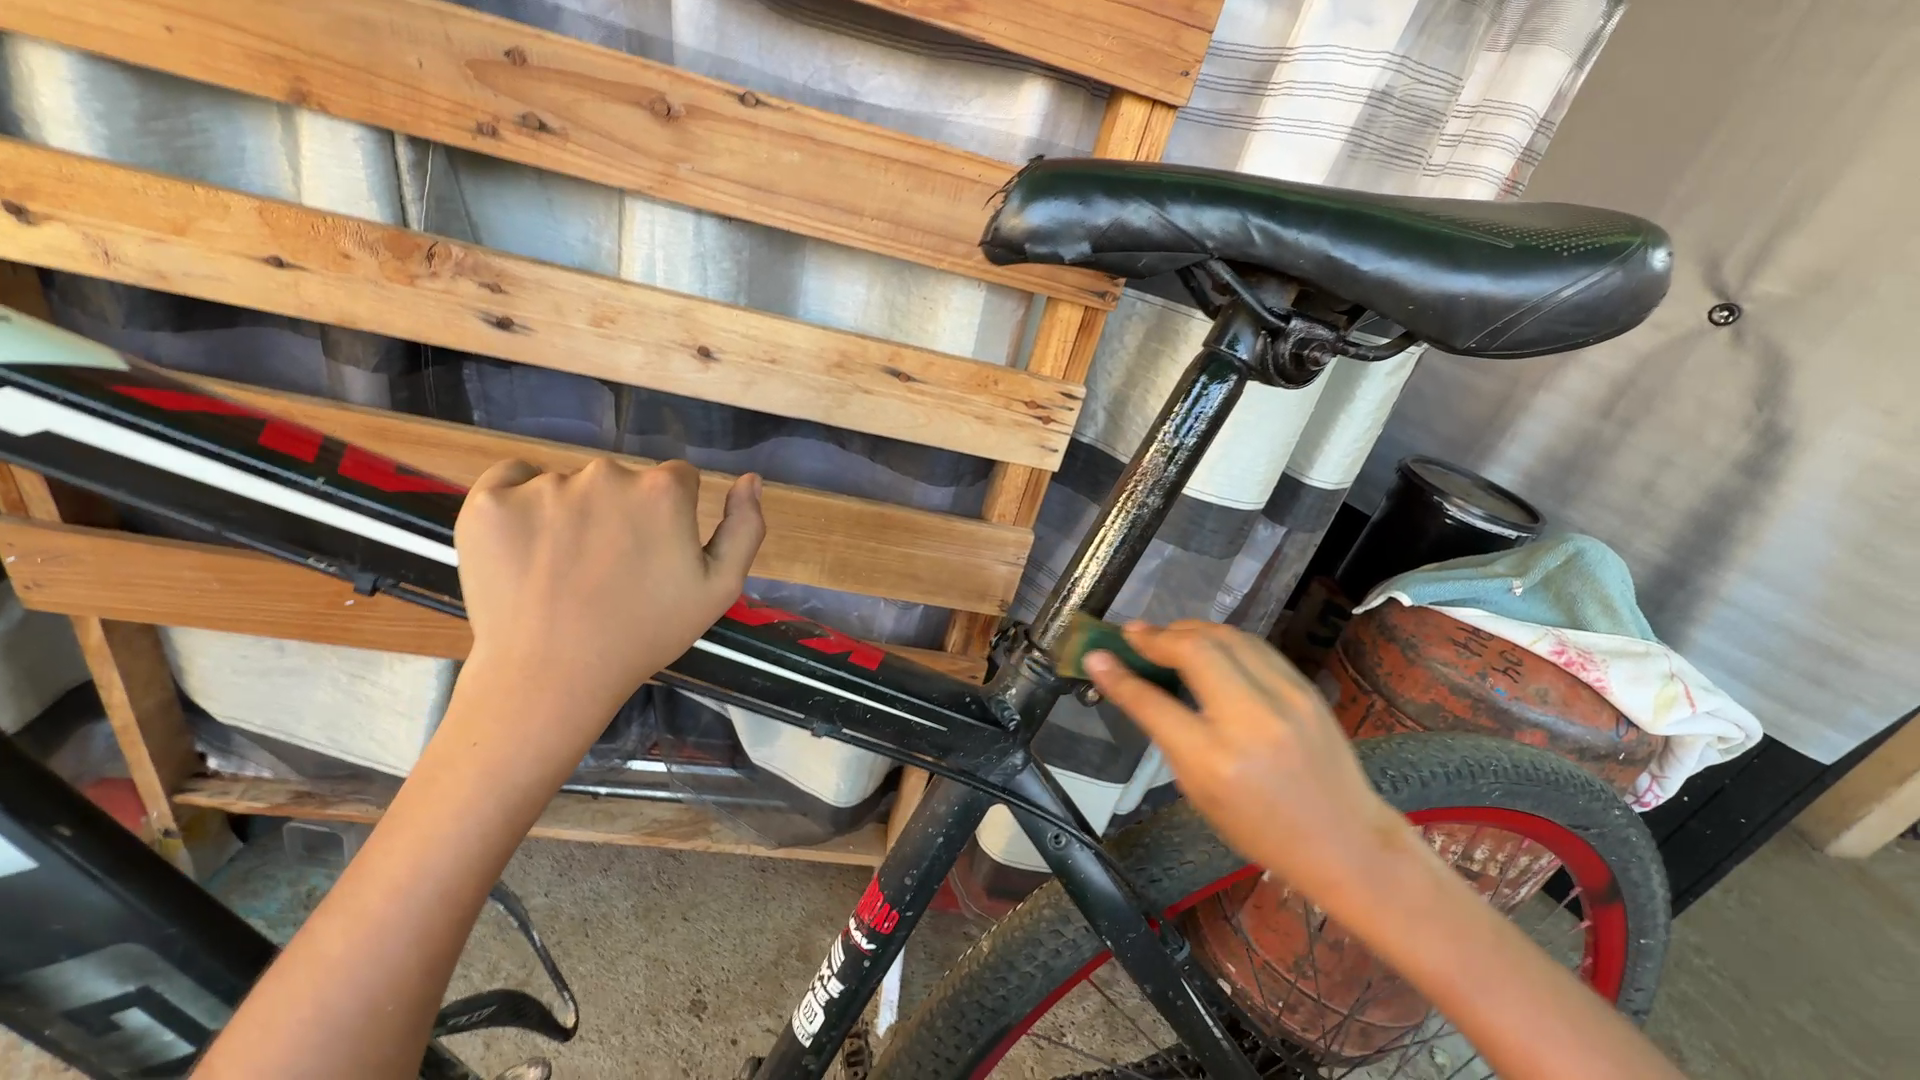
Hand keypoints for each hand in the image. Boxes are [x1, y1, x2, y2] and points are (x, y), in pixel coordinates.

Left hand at [453, 458, 764, 734]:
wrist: (552, 676)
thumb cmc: (645, 635)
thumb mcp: (718, 591)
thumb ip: (745, 529)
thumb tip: (750, 479)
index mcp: (663, 490)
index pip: (676, 480)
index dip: (670, 518)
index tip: (654, 557)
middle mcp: (606, 473)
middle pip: (623, 481)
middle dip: (622, 514)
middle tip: (610, 572)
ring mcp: (543, 485)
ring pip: (569, 486)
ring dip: (572, 514)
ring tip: (564, 572)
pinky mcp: (490, 501)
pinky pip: (511, 481)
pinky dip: (519, 504)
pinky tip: (526, 547)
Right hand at [1084, 620, 1408, 895]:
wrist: (1343, 838)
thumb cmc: (1259, 828)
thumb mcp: (1199, 793)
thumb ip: (1168, 735)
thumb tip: (1135, 687)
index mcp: (1214, 760)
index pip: (1154, 703)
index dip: (1119, 675)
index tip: (1096, 655)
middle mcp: (1250, 721)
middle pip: (1194, 650)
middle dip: (1157, 636)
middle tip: (1132, 634)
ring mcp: (1284, 698)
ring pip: (1227, 637)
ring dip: (1188, 629)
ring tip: (1164, 634)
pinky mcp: (1305, 688)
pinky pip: (1255, 646)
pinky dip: (1222, 638)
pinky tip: (1206, 643)